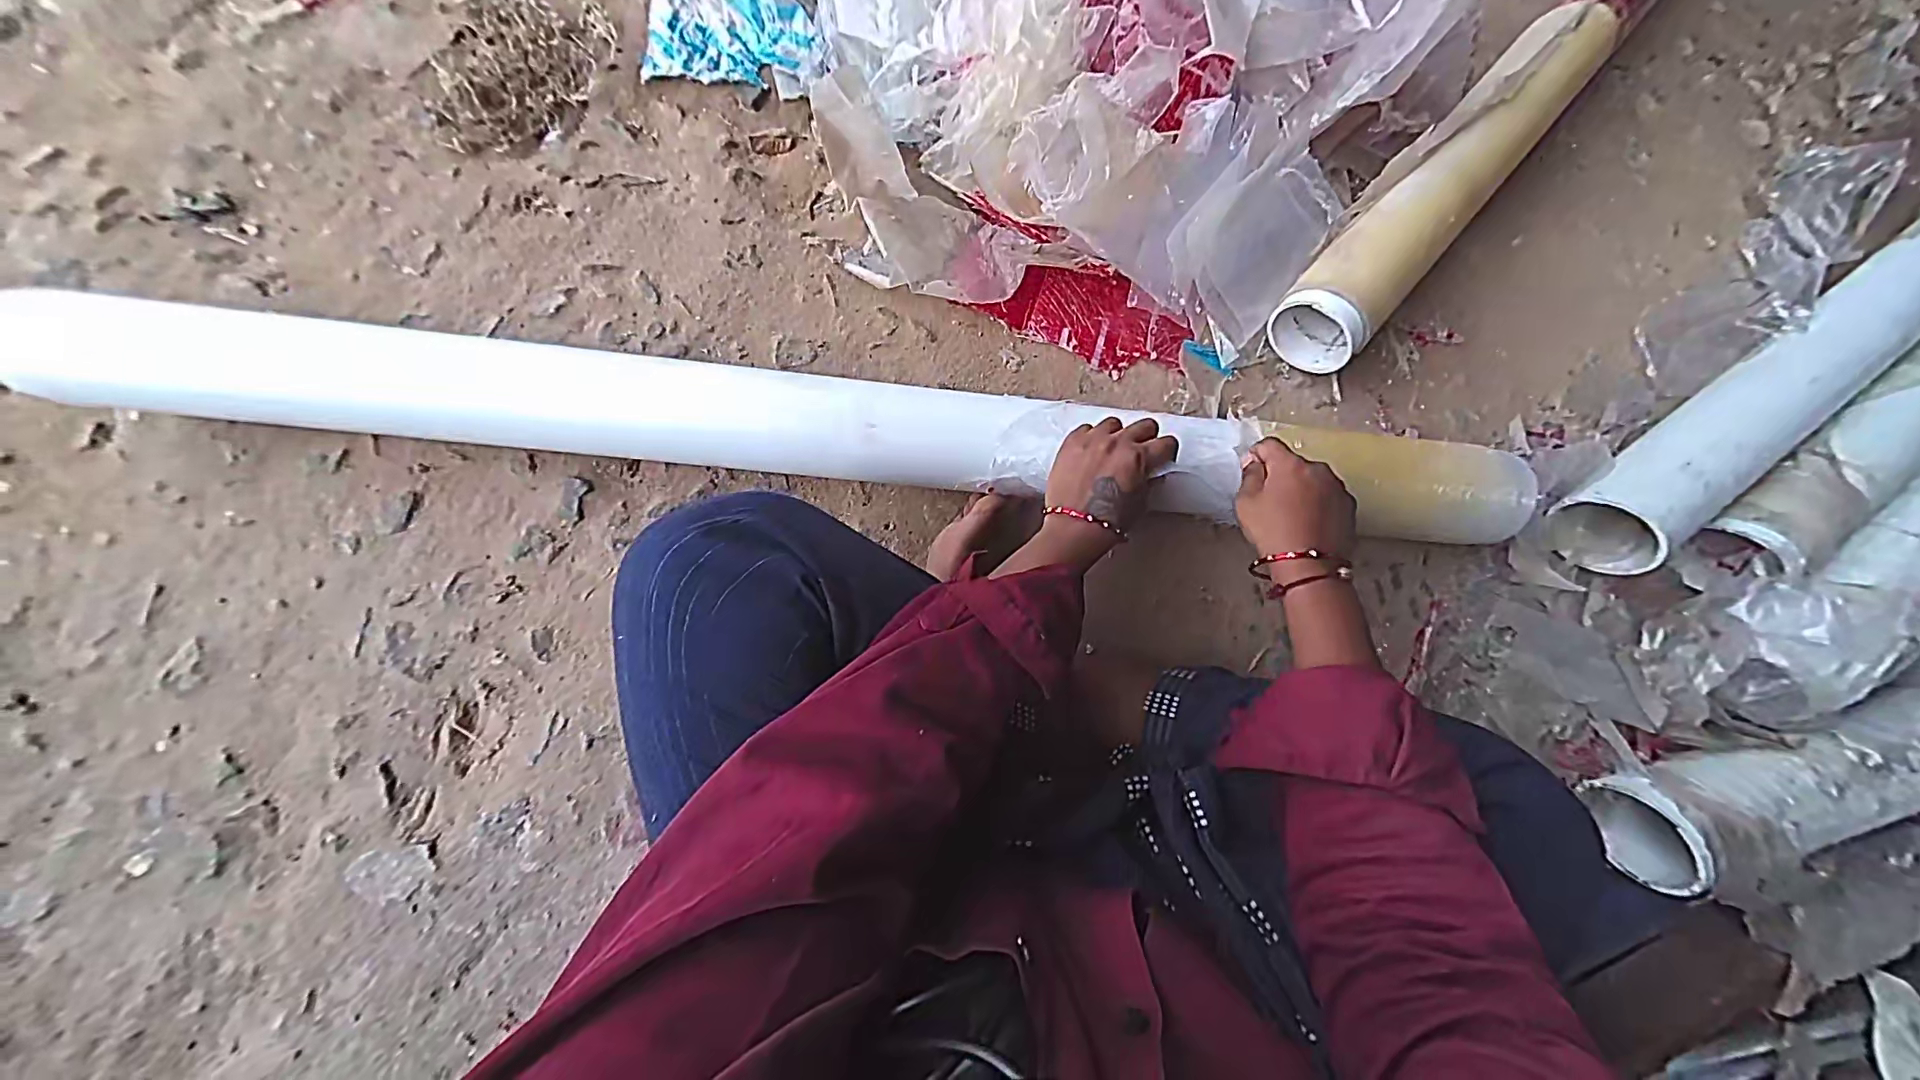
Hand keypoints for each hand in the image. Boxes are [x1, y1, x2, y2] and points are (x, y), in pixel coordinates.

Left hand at [991, 417, 1178, 575]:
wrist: (1074, 527)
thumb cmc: (1106, 521)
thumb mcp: (1140, 503)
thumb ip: (1149, 482)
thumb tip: (1152, 475)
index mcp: (1139, 457)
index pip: (1166, 443)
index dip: (1166, 452)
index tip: (1162, 456)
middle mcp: (1117, 443)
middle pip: (1144, 426)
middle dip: (1146, 438)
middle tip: (1141, 451)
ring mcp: (1093, 440)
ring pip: (1114, 424)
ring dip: (1117, 435)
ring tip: (1113, 450)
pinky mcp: (1071, 443)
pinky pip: (1086, 429)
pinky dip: (1091, 438)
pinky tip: (1090, 451)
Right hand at [1235, 437, 1355, 579]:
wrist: (1309, 564)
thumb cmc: (1272, 531)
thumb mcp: (1245, 503)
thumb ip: (1249, 476)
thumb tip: (1254, 463)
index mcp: (1290, 464)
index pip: (1269, 445)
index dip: (1256, 455)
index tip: (1250, 472)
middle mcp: (1318, 469)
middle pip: (1293, 463)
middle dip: (1280, 475)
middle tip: (1269, 500)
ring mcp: (1337, 486)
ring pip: (1312, 479)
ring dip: (1300, 488)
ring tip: (1290, 514)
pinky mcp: (1349, 505)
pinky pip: (1327, 495)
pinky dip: (1316, 502)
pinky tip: (1307, 522)